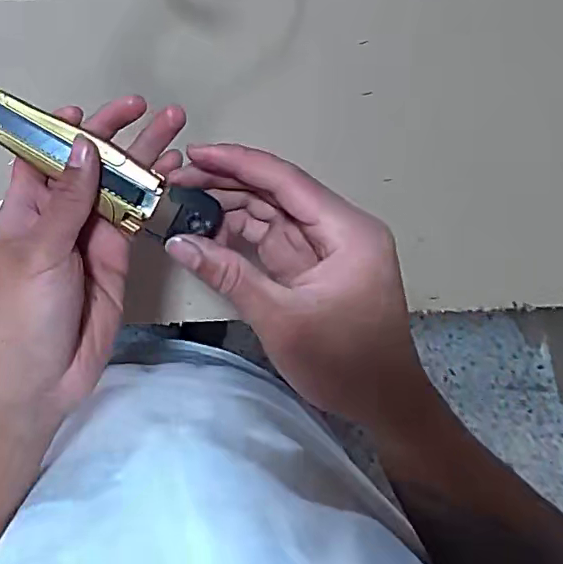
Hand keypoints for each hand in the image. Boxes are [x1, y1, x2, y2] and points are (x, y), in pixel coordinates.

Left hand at [0, 96, 185, 427]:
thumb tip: (84, 146)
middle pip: (88, 160)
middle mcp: (59, 209)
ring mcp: (90, 229)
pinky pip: (135, 212)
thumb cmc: (27, 308)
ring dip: (142, 153)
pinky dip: (154, 189)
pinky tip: (174, 166)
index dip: (61, 129)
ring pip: (117, 181)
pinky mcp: (116, 251)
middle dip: (113, 130)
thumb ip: (68, 200)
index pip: (42, 153)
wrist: (47, 375)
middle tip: (142, 105)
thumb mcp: (41, 249)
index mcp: (26, 203)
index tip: (83, 109)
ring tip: (172, 122)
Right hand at [162, 144, 442, 436]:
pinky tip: (203, 228)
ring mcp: (320, 242)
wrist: (385, 410)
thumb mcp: (281, 319)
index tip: (194, 153)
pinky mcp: (305, 259)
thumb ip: (227, 274)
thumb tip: (178, 242)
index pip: (284, 180)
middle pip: (272, 188)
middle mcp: (335, 227)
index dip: (236, 162)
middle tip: (178, 178)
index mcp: (346, 231)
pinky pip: (264, 230)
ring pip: (265, 206)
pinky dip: (233, 227)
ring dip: (225, 202)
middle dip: (224, 180)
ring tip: (183, 200)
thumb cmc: (347, 365)